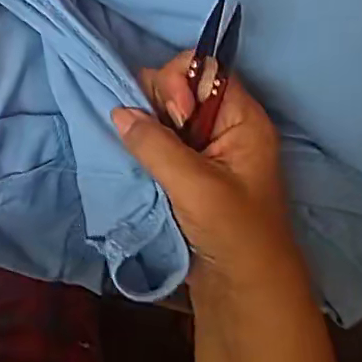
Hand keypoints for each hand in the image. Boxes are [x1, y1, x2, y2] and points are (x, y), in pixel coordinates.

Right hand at [111, 51, 302, 289]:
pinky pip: (154, 135)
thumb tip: (118, 111)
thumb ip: (155, 144)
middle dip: (156, 102)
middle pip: (177, 84)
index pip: (206, 69)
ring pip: (160, 110)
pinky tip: (134, 155)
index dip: (181, 81)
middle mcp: (221, 124)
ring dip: (143, 123)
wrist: (243, 292)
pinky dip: (139, 140)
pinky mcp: (183, 165)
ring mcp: (201, 145)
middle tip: (153, 138)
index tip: (173, 115)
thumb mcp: (196, 186)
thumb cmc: (235, 234)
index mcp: (241, 119)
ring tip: (141, 152)